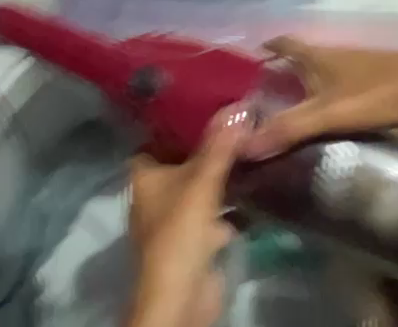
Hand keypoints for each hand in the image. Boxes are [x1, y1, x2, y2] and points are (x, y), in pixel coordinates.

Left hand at [125, 107, 245, 326]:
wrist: (181, 296)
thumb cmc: (179, 230)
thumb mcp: (200, 183)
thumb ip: (218, 147)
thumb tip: (237, 106)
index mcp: (144, 174)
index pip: (156, 136)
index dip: (176, 120)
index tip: (202, 101)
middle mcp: (154, 193)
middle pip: (181, 161)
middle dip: (205, 147)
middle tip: (234, 121)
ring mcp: (174, 218)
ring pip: (199, 188)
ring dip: (220, 176)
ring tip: (249, 147)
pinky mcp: (194, 241)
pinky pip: (214, 214)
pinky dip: (230, 204)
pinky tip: (254, 187)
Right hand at [244, 38, 397, 158]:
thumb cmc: (377, 94)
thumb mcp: (329, 114)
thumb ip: (290, 129)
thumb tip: (244, 146)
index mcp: (318, 55)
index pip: (285, 43)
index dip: (269, 48)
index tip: (255, 56)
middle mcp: (336, 54)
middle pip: (304, 57)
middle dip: (287, 70)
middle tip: (270, 91)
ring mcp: (360, 65)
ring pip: (326, 71)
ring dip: (311, 83)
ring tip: (298, 106)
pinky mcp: (380, 79)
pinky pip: (345, 83)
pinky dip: (333, 94)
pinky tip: (335, 115)